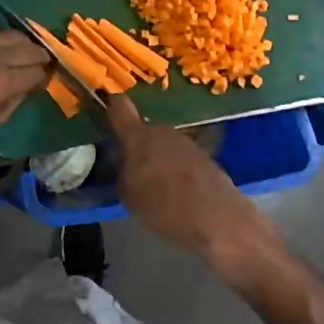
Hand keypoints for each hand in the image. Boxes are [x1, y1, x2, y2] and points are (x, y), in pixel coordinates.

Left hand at [0, 31, 50, 156]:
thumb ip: (18, 97)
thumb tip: (31, 83)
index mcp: (3, 79)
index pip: (37, 70)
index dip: (46, 76)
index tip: (48, 80)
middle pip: (28, 47)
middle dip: (40, 56)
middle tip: (43, 66)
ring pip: (11, 36)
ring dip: (23, 45)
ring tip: (26, 56)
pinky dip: (3, 45)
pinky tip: (2, 56)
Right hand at [105, 95, 276, 263]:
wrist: (218, 218)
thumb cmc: (164, 207)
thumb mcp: (128, 195)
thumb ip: (122, 171)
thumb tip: (123, 160)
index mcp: (138, 137)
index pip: (119, 108)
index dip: (111, 104)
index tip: (105, 105)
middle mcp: (162, 131)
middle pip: (143, 130)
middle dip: (136, 144)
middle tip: (131, 167)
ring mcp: (186, 141)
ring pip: (163, 143)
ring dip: (157, 156)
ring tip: (155, 184)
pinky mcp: (204, 155)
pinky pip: (180, 156)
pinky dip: (175, 167)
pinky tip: (177, 190)